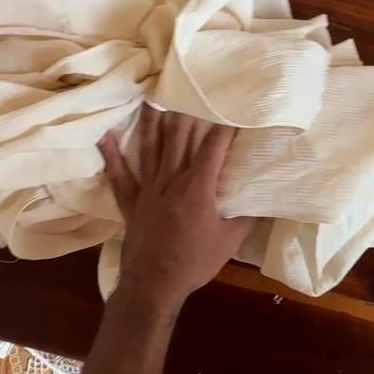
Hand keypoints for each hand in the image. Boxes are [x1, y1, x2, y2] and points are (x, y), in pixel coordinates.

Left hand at [99, 107, 255, 309]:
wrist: (154, 284)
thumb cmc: (195, 262)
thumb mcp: (230, 241)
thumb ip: (248, 218)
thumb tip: (268, 202)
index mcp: (199, 187)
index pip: (215, 148)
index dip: (225, 126)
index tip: (234, 108)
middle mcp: (172, 180)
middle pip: (179, 138)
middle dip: (186, 112)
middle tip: (187, 88)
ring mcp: (148, 190)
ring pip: (150, 149)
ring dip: (152, 123)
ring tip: (152, 99)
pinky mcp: (131, 203)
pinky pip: (121, 176)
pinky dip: (112, 156)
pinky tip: (104, 137)